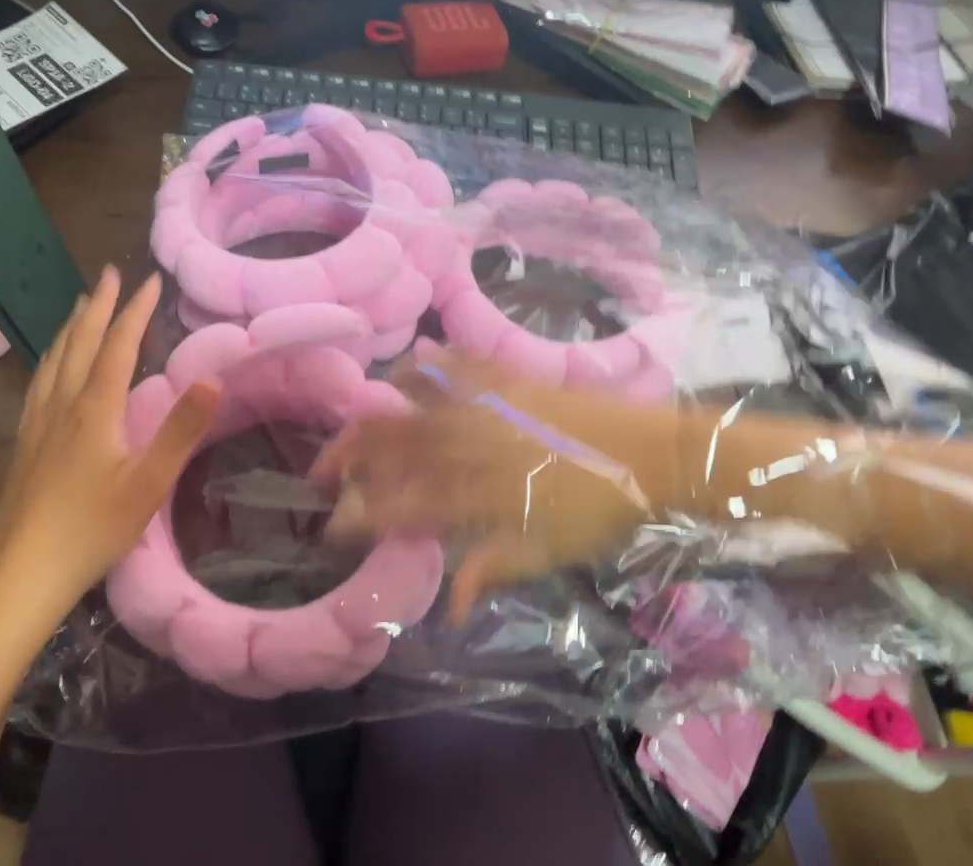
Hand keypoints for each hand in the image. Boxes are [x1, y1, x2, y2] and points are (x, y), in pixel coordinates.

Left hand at [0, 266, 220, 628]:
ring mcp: (37, 425)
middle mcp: (62, 406)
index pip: (118, 347)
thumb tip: (213, 377)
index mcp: (94, 410)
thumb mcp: (148, 483)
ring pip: (54, 360)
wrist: (23, 574)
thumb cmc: (93, 530)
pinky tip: (49, 368)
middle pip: (80, 344)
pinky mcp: (24, 445)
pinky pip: (38, 383)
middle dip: (99, 306)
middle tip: (110, 273)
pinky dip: (50, 359)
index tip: (151, 280)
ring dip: (71, 327)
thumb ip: (181, 430)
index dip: (136, 311)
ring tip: (80, 305)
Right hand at [313, 354, 661, 621]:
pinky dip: (426, 363)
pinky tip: (408, 366)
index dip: (359, 517)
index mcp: (478, 493)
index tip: (331, 528)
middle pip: (392, 446)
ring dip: (373, 415)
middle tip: (318, 474)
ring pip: (411, 405)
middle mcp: (472, 445)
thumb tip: (447, 609)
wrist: (654, 456)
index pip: (402, 505)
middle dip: (347, 458)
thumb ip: (489, 572)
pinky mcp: (507, 379)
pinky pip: (456, 364)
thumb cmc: (600, 512)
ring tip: (350, 428)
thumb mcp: (546, 553)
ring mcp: (487, 406)